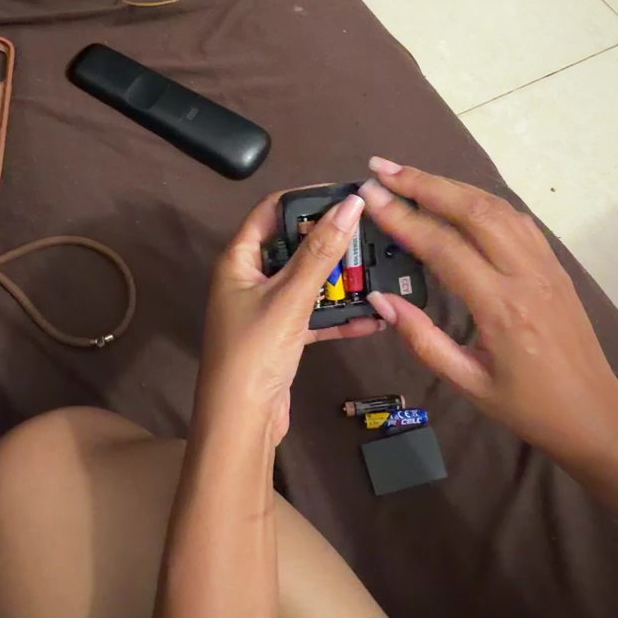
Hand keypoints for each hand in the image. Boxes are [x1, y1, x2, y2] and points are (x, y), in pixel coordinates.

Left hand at [199, 190, 384, 444]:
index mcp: (238, 259)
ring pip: (307, 281)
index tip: (349, 195)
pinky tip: (373, 318)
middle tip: (373, 233)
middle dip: (331, 241)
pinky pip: (313, 315)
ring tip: (380, 270)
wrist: (241, 422)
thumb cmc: (255, 351)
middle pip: (294, 245)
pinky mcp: (281, 335)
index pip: (272, 211)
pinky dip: (338, 316)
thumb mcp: (290, 297)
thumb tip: (350, 203)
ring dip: (339, 280)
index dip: (308, 199)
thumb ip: (321, 252)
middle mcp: (249, 277)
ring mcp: (266, 307)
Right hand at [358, 159, 617, 468]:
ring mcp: (545, 264)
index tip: (371, 196)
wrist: (596, 415)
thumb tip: (380, 299)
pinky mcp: (554, 264)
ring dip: (449, 185)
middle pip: (472, 211)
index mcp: (501, 308)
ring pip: (495, 207)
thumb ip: (422, 339)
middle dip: (423, 183)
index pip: (444, 248)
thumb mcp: (467, 383)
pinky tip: (455, 196)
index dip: (404, 218)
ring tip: (408, 175)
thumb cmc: (527, 406)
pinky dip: (479, 200)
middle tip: (382, 168)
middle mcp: (526, 275)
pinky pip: (515, 219)